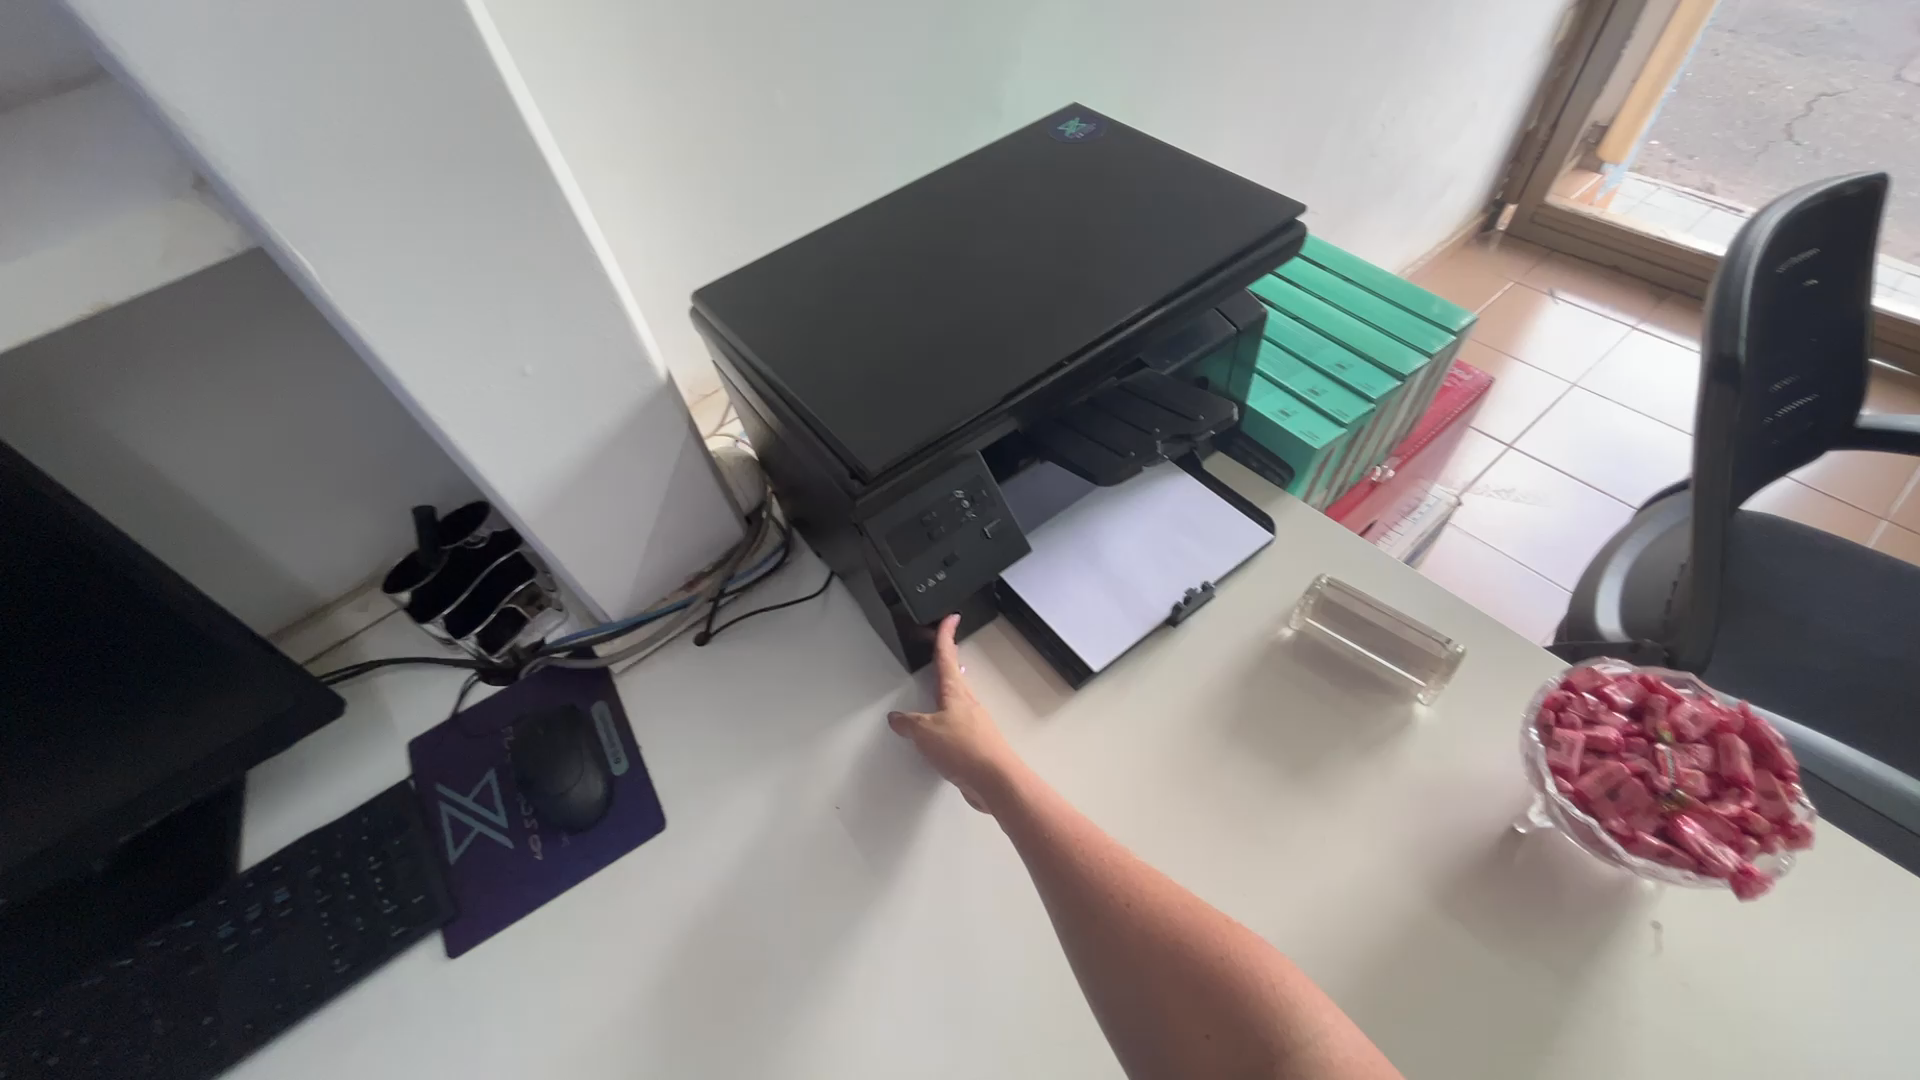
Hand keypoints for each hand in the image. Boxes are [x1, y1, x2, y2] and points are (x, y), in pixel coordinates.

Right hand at [889, 614, 1018, 812]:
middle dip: (948, 659)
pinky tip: (944, 725)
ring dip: (950, 686)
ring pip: (959, 697)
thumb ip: (908, 723)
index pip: (947, 656)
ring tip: (943, 680)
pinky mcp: (975, 743)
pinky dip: (949, 715)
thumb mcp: (925, 732)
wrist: (995, 780)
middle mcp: (967, 704)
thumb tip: (896, 718)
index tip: (951, 617)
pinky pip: (958, 722)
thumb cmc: (965, 749)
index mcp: (955, 692)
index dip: (946, 635)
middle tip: (943, 646)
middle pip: (956, 674)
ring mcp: (973, 723)